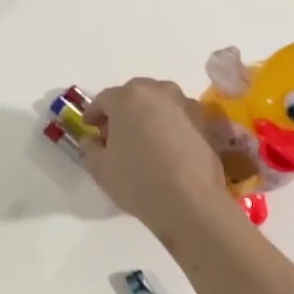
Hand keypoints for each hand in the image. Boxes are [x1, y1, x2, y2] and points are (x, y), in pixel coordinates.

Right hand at [81, 78, 232, 231]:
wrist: (189, 201)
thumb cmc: (137, 181)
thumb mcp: (100, 168)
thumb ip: (91, 148)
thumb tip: (92, 139)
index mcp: (128, 98)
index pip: (104, 98)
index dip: (94, 113)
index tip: (90, 128)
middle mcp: (158, 92)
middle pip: (134, 94)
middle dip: (121, 110)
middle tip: (114, 134)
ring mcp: (185, 104)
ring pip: (159, 102)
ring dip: (146, 115)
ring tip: (141, 140)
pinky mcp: (204, 122)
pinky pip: (177, 116)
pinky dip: (167, 125)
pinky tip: (164, 148)